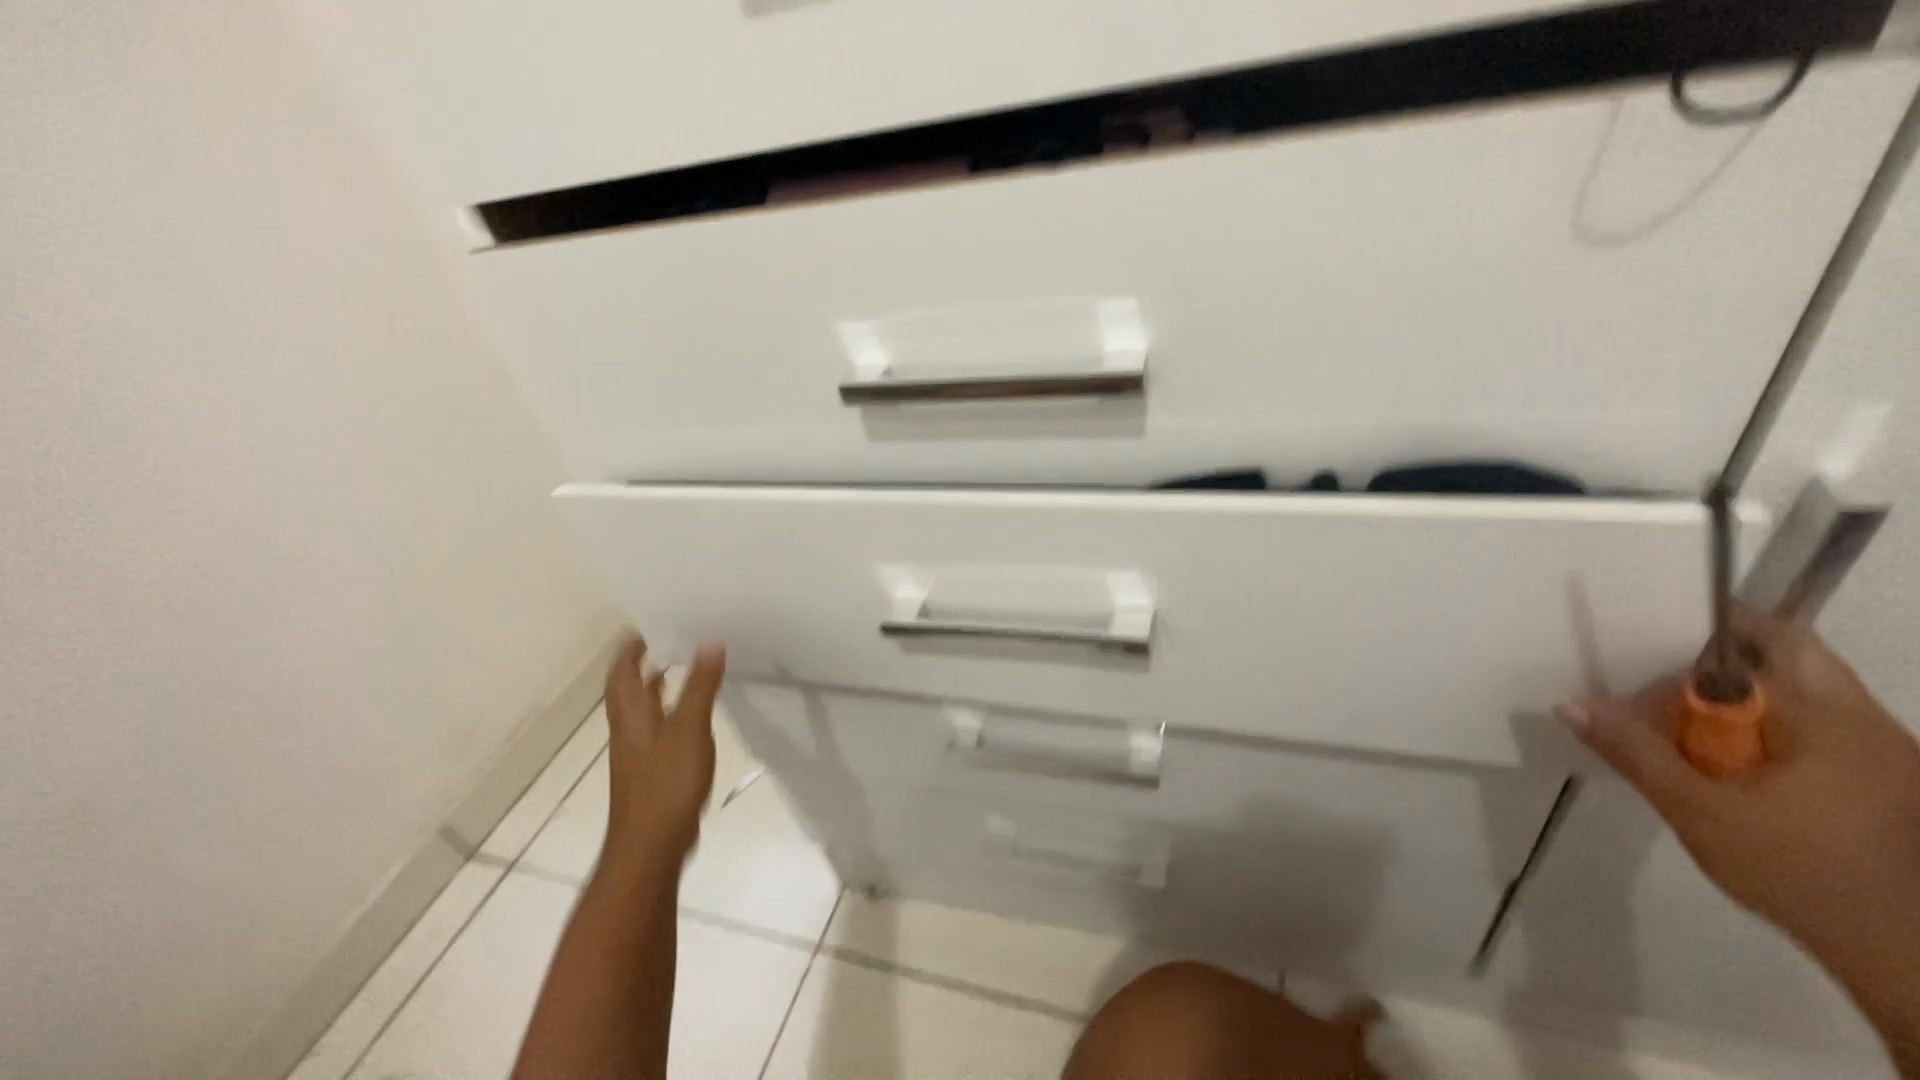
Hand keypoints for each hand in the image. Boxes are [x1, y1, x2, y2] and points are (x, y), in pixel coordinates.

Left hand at [601, 633, 726, 860]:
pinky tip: (689, 719)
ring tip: (680, 670)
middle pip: (628, 688)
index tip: (650, 623)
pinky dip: (669, 713)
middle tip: (669, 640)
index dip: (631, 646)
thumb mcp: (690, 727)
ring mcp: (637, 752)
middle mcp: (628, 728)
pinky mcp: (650, 772)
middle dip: (643, 663)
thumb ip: (701, 685)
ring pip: (642, 710)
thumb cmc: (666, 781)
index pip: (622, 669)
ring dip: (656, 688)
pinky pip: (656, 730)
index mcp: (631, 712)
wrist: (651, 844)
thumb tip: (709, 640)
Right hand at [1558, 606, 1919, 957]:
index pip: (1761, 635)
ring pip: (1800, 685)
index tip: (1644, 643)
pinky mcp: (1883, 774)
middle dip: (1717, 660)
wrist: (1902, 952)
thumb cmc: (1799, 873)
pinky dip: (1764, 722)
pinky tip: (1727, 758)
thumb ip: (1636, 753)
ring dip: (1737, 694)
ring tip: (1679, 723)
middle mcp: (1864, 715)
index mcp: (1828, 713)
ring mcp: (1882, 745)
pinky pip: (1814, 719)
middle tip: (1657, 680)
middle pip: (1786, 652)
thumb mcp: (1700, 812)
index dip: (1696, 633)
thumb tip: (1569, 704)